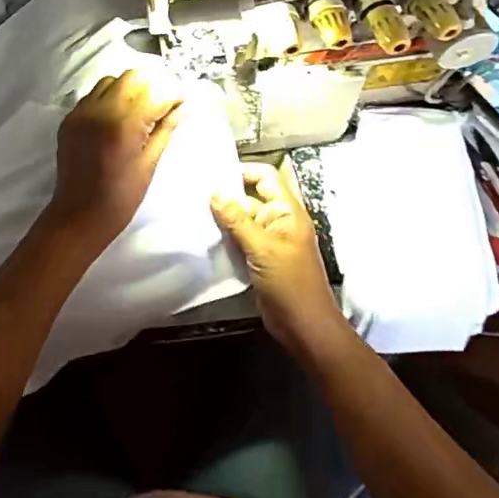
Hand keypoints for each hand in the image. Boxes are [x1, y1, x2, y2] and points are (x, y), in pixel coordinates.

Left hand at [46, 70, 184, 241]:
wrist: (78, 215)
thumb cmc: (121, 197)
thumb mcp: (149, 163)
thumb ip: (166, 129)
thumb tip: (186, 107)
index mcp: (124, 123)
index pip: (155, 93)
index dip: (172, 96)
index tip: (181, 104)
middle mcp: (100, 110)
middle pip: (131, 77)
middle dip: (150, 87)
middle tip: (161, 106)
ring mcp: (81, 113)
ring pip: (109, 82)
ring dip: (128, 90)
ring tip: (138, 112)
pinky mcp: (69, 119)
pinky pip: (92, 96)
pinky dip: (108, 99)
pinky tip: (116, 119)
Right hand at [211, 162, 351, 355]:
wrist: (304, 327)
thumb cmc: (290, 284)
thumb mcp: (263, 248)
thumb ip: (238, 220)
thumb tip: (215, 193)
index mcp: (287, 212)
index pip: (266, 177)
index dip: (244, 171)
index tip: (215, 173)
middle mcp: (278, 222)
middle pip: (250, 197)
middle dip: (226, 195)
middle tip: (195, 193)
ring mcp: (268, 241)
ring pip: (242, 220)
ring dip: (222, 218)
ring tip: (194, 212)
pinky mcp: (258, 258)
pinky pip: (239, 239)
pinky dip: (224, 237)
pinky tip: (204, 236)